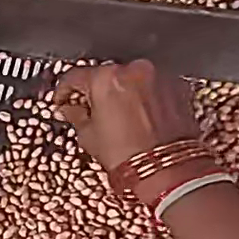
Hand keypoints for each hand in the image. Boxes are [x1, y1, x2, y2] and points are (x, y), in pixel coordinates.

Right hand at [51, 60, 199, 172]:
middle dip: (95, 91)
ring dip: (120, 93)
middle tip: (88, 110)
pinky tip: (137, 117)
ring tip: (116, 117)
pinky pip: (151, 85)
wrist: (164, 168)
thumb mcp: (88, 136)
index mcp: (106, 79)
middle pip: (106, 75)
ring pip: (130, 79)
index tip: (62, 99)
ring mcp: (158, 75)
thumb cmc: (127, 154)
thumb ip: (76, 115)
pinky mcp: (177, 85)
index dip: (64, 90)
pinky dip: (142, 97)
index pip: (75, 76)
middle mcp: (134, 70)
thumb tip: (70, 109)